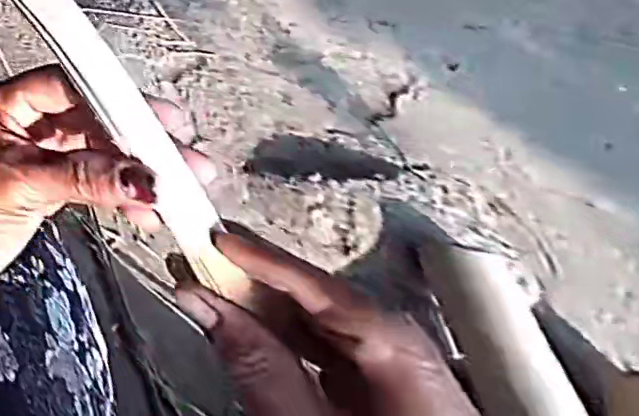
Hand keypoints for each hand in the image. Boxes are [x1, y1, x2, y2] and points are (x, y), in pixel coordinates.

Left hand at [0, 66, 214, 293]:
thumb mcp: (20, 182)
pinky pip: (88, 179)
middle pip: (86, 117)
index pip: (65, 86)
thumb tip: (141, 177)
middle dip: (134, 136)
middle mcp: (20, 121)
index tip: (157, 115)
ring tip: (179, 186)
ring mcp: (33, 152)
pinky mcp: (42, 183)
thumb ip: (81, 177)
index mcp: (3, 103)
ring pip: (92, 150)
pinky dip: (117, 192)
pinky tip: (144, 210)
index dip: (111, 97)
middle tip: (180, 152)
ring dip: (132, 168)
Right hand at [175, 229, 479, 415]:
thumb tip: (199, 297)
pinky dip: (292, 338)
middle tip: (206, 252)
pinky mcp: (402, 414)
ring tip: (214, 284)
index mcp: (428, 398)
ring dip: (273, 307)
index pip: (351, 308)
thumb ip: (255, 365)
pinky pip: (345, 361)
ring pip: (343, 336)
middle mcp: (438, 394)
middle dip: (270, 281)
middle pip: (347, 315)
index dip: (281, 266)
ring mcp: (423, 405)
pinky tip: (250, 325)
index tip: (221, 240)